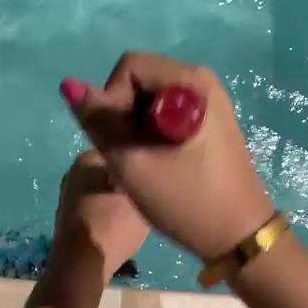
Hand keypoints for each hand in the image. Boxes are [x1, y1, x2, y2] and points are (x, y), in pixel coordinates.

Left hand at [51, 151, 149, 278]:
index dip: (144, 159)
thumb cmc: (112, 226)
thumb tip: (148, 166)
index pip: (124, 147)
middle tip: (152, 194)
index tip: (159, 173)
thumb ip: (146, 175)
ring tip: (141, 213)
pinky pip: (98, 207)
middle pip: (114, 169)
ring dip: (122, 199)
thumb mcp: (140, 195)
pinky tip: (123, 227)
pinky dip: (111, 213)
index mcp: (87, 158)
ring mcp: (69, 195)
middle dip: (132, 179)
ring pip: (106, 189)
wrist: (81, 268)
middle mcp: (74, 171)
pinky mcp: (70, 217)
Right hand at [61, 52, 276, 261]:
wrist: (240, 240)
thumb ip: (98, 122)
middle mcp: (201, 79)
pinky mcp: (208, 117)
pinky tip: (158, 161)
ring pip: (148, 97)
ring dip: (135, 126)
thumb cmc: (188, 202)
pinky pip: (165, 110)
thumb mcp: (133, 165)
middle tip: (130, 157)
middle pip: (139, 79)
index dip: (112, 101)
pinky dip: (151, 131)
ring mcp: (208, 98)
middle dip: (123, 114)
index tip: (120, 142)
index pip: (129, 68)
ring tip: (144, 162)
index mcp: (191, 81)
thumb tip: (67, 84)